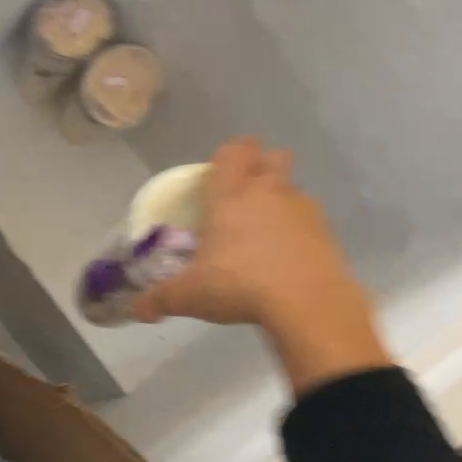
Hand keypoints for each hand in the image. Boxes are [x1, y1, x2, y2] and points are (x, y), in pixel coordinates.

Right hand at [136, 137, 390, 392]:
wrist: (305, 299)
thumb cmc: (237, 284)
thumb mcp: (185, 296)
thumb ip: (157, 300)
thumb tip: (139, 310)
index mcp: (232, 196)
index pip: (233, 151)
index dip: (223, 159)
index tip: (210, 183)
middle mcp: (269, 191)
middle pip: (270, 157)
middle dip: (256, 170)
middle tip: (236, 202)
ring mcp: (301, 208)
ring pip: (288, 189)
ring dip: (272, 204)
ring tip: (254, 241)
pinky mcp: (323, 230)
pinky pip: (302, 220)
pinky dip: (289, 232)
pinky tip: (276, 261)